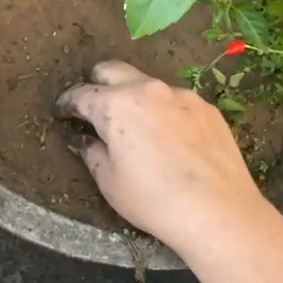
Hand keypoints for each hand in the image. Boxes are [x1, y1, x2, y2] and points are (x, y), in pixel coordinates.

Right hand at [57, 61, 273, 250]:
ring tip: (136, 128)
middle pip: (112, 70)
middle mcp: (148, 90)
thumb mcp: (110, 182)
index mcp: (116, 106)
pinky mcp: (207, 108)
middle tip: (93, 108)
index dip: (67, 103)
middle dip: (97, 84)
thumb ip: (92, 153)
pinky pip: (175, 101)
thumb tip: (85, 141)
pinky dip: (163, 111)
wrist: (219, 211)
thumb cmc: (154, 200)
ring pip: (147, 85)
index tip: (63, 112)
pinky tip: (170, 139)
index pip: (81, 94)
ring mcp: (182, 95)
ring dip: (134, 98)